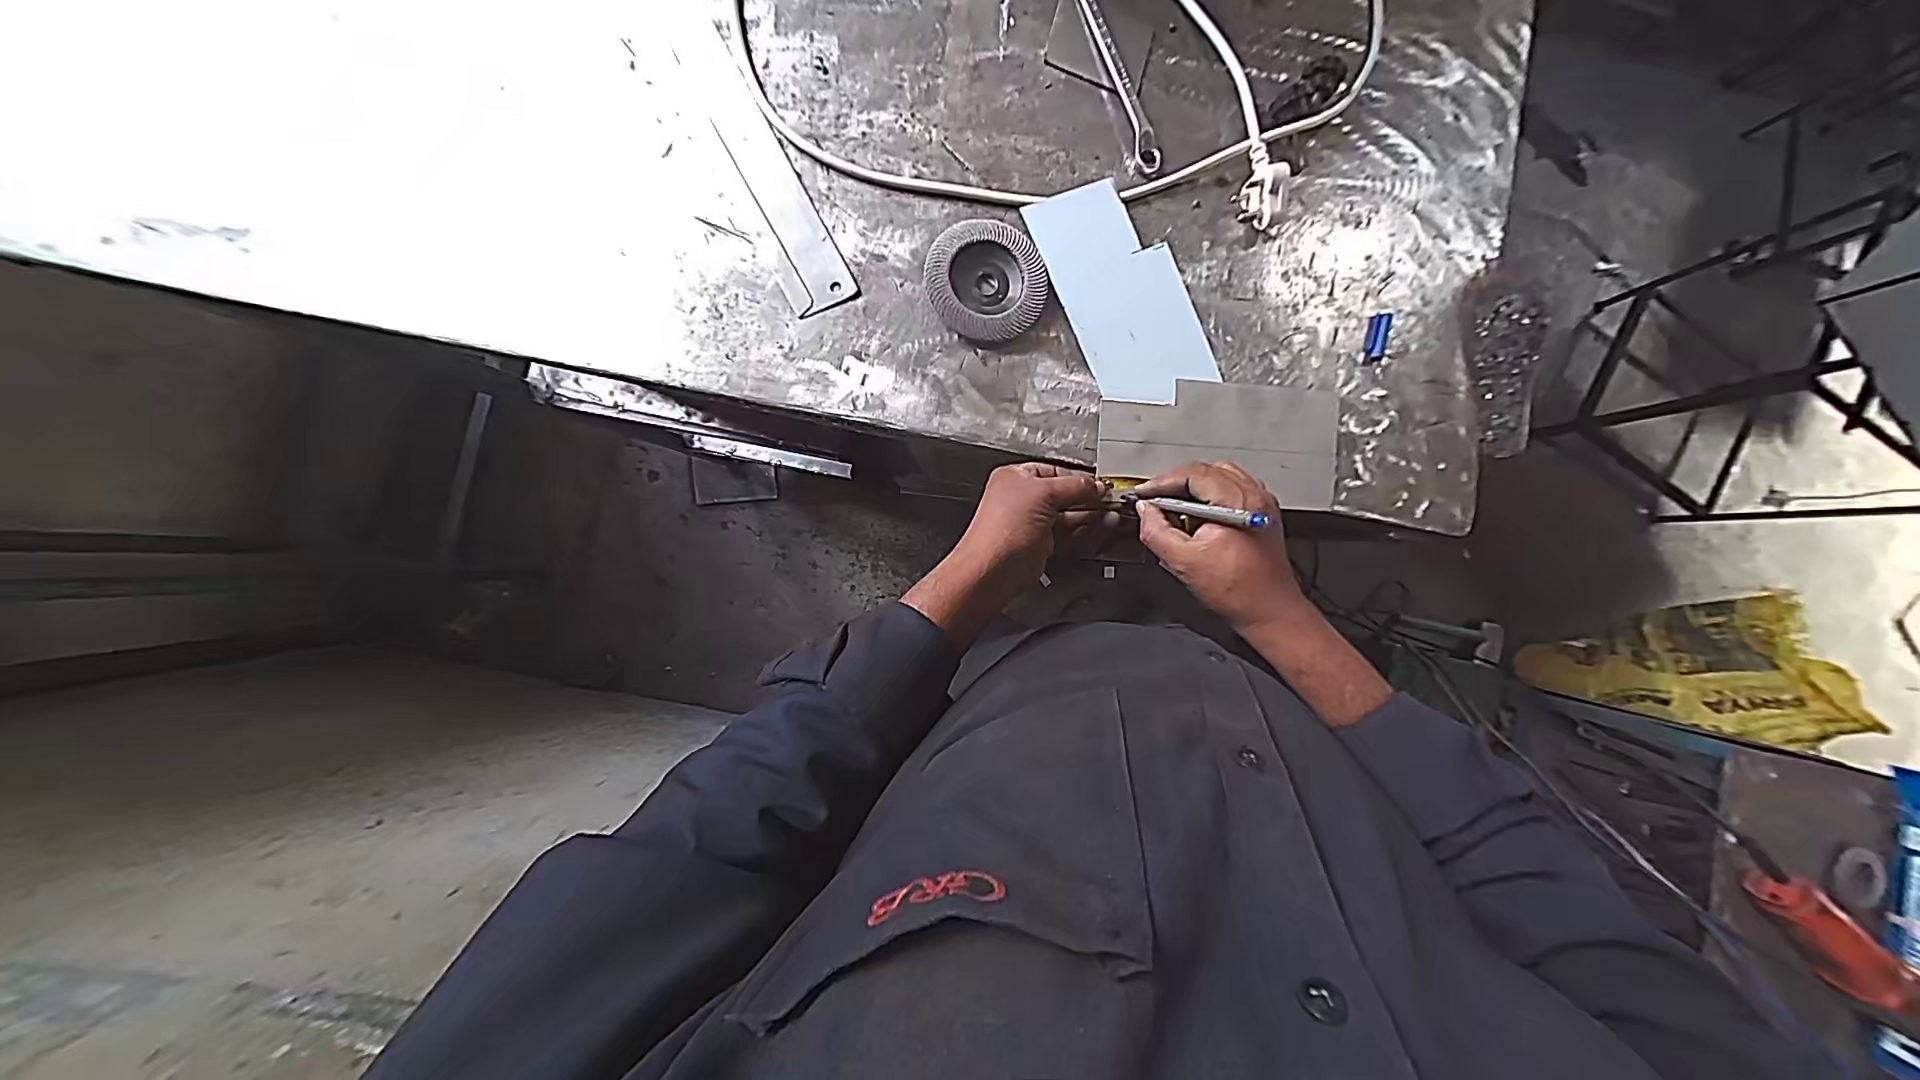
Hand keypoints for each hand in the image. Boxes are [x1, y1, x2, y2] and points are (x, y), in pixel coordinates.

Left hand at [904, 463, 1104, 643]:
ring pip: (1069, 514)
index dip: (1079, 476)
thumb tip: (1096, 485)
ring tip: (1112, 511)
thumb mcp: (1043, 494)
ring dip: (1091, 513)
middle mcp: (1022, 499)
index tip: (1101, 483)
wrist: (993, 571)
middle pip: (1064, 493)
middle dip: (1088, 496)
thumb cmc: (1001, 531)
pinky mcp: (1041, 545)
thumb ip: (1075, 486)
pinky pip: (1068, 533)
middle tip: (1111, 498)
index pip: (1055, 470)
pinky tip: (1102, 524)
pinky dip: (1086, 528)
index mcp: (1015, 477)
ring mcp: (1032, 523)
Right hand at [1133, 461, 1307, 632]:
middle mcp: (1254, 496)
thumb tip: (1145, 512)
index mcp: (1237, 502)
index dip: (1161, 483)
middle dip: (1175, 484)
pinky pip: (1232, 490)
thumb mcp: (1182, 561)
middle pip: (1206, 471)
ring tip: (1175, 509)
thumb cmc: (1238, 590)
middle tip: (1155, 501)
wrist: (1269, 610)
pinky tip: (1198, 517)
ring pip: (1219, 477)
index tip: (1144, 494)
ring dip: (1193, 489)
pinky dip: (1210, 496)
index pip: (1192, 474)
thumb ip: (1156, 531)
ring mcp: (1261, 504)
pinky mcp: (1261, 514)